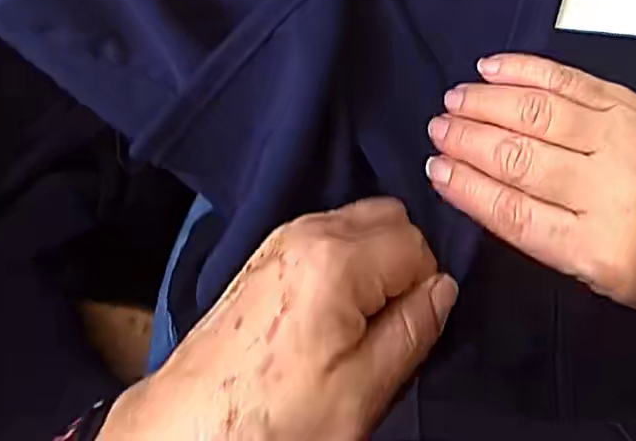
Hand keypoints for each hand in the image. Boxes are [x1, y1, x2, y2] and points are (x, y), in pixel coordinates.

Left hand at [100, 198, 457, 440]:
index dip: (426, 286)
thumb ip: (412, 329)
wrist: (190, 422)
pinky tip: (334, 307)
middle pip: (388, 216)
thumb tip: (445, 289)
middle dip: (403, 260)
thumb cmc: (272, 416)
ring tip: (361, 320)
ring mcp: (284, 233)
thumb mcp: (361, 389)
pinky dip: (346, 256)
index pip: (416, 242)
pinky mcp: (269, 248)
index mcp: (336, 256)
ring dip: (374, 258)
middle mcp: (308, 227)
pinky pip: (328, 230)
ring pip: (358, 219)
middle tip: (392, 320)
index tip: (413, 326)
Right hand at [425, 53, 635, 312]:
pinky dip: (521, 70)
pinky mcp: (628, 104)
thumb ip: (536, 230)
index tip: (436, 169)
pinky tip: (489, 69)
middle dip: (467, 140)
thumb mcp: (598, 272)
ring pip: (536, 112)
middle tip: (437, 129)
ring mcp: (623, 139)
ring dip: (485, 103)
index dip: (467, 186)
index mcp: (605, 249)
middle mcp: (615, 190)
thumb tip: (469, 182)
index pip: (515, 212)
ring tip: (454, 101)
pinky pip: (565, 79)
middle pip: (520, 158)